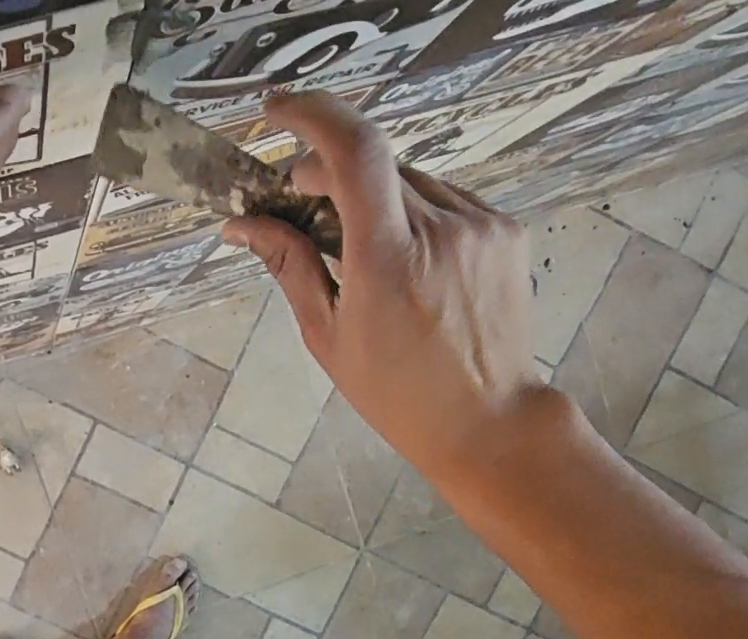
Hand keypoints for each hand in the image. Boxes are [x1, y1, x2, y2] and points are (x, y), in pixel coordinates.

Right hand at [223, 92, 541, 476]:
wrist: (485, 419)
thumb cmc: (396, 391)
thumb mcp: (328, 336)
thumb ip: (290, 267)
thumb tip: (242, 224)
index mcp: (388, 262)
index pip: (354, 154)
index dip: (312, 115)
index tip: (277, 109)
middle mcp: (441, 231)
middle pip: (374, 165)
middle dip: (329, 173)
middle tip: (301, 201)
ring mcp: (482, 226)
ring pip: (409, 180)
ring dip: (372, 196)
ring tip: (358, 246)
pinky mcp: (505, 229)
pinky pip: (445, 198)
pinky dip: (412, 212)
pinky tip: (405, 257)